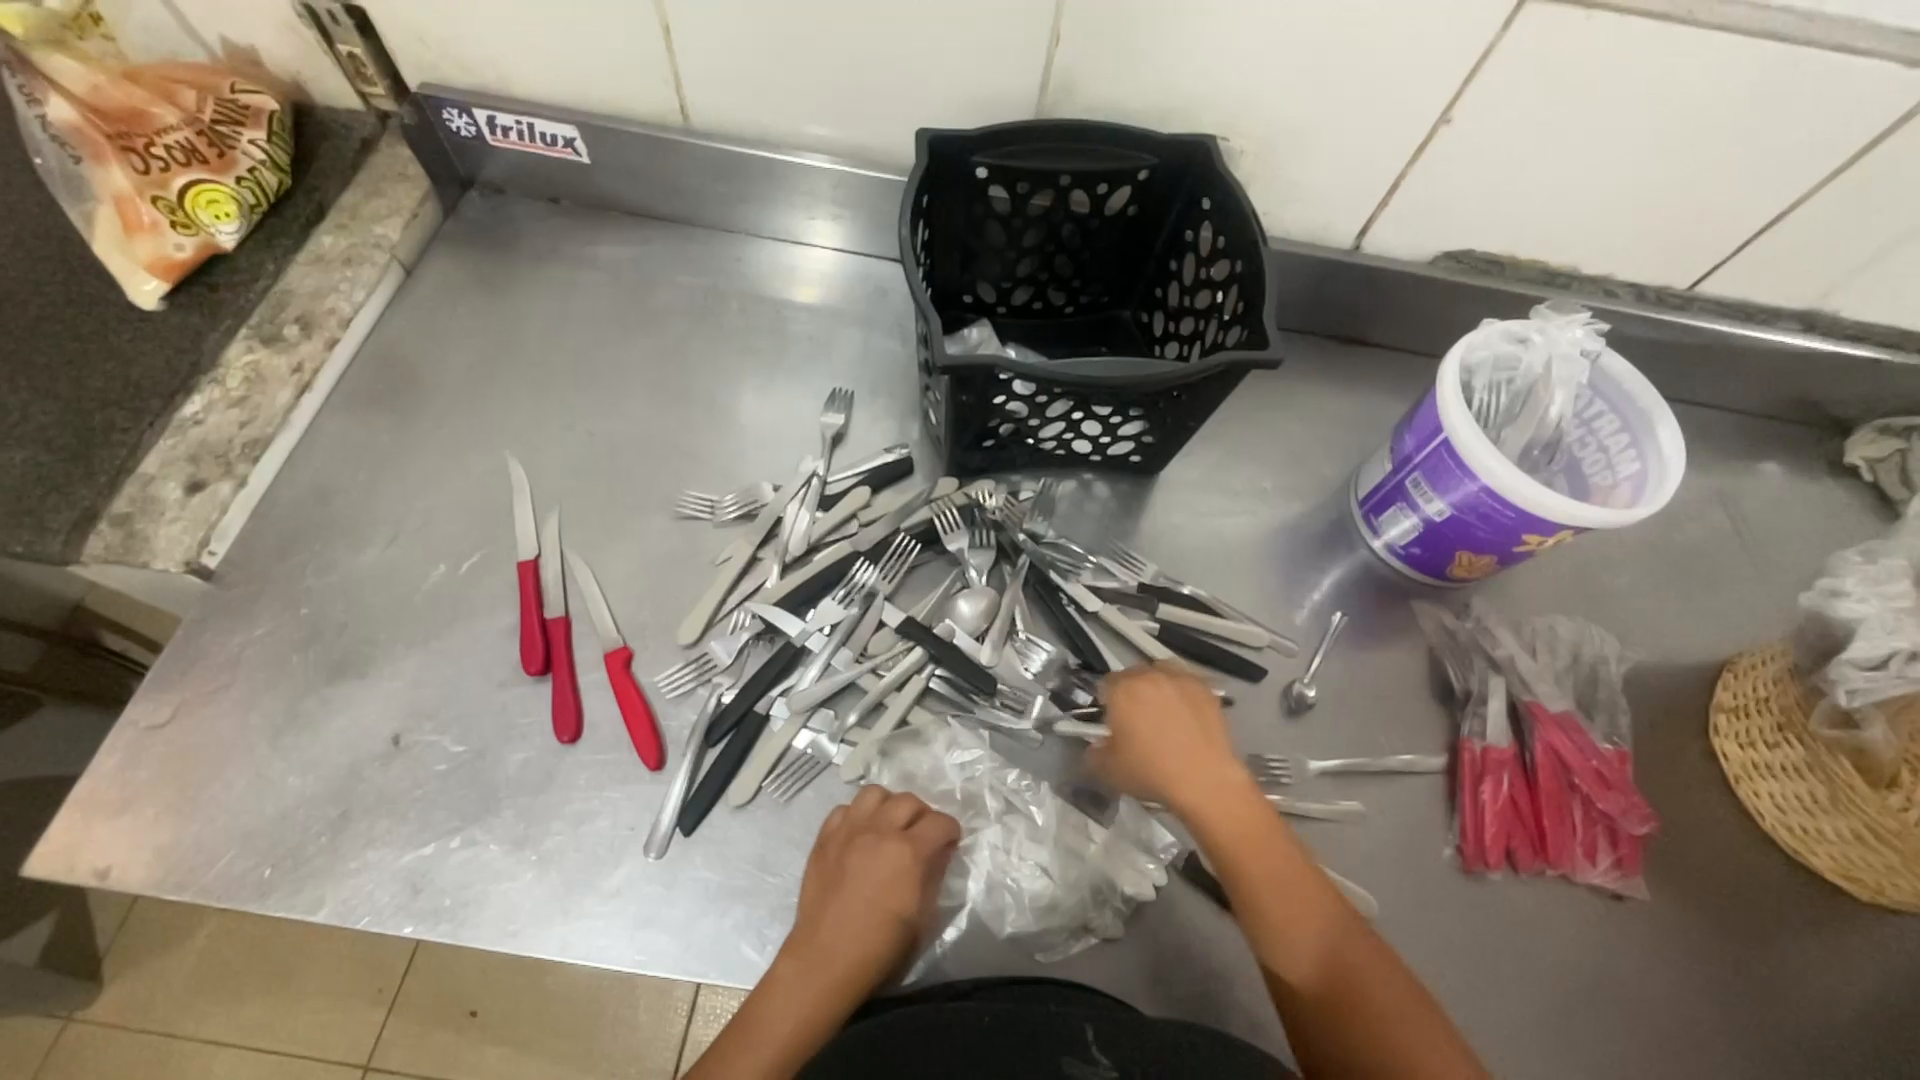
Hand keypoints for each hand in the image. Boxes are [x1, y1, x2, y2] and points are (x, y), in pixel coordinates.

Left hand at [779, 785, 959, 994]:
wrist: (827, 958)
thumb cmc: (882, 946)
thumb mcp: (923, 916)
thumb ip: (934, 874)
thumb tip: (940, 852)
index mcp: (909, 852)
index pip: (940, 821)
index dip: (950, 831)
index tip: (949, 842)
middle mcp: (879, 831)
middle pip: (909, 800)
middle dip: (922, 814)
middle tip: (921, 835)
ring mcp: (848, 831)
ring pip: (874, 793)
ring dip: (888, 806)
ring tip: (889, 826)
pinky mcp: (824, 838)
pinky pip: (843, 809)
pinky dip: (856, 816)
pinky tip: (859, 835)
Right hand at [1090, 662, 1256, 814]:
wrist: (1204, 780)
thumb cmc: (1151, 772)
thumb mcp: (1107, 770)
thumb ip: (1094, 752)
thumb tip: (1098, 745)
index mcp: (1122, 689)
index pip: (1105, 683)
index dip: (1106, 702)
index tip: (1112, 721)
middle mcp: (1150, 675)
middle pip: (1134, 675)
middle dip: (1131, 692)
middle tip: (1136, 719)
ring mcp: (1181, 679)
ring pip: (1162, 673)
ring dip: (1158, 687)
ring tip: (1163, 713)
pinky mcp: (1207, 690)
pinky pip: (1187, 685)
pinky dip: (1183, 695)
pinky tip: (1187, 717)